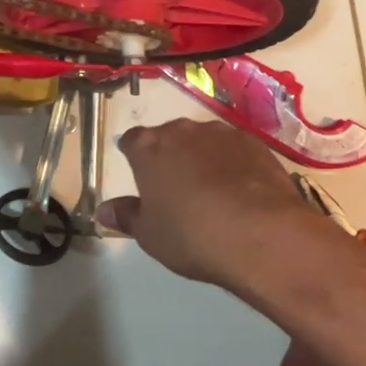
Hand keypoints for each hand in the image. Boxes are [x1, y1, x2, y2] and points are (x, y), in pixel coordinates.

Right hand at [97, 118, 336, 294]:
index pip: (131, 141)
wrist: (261, 234)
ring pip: (203, 142)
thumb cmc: (192, 235)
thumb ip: (126, 216)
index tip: (141, 176)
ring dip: (203, 159)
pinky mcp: (254, 144)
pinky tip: (242, 193)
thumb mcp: (150, 235)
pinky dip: (234, 165)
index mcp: (148, 147)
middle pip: (168, 138)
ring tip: (213, 193)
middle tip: (177, 190)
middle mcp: (181, 130)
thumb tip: (104, 210)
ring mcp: (220, 133)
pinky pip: (235, 151)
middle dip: (170, 157)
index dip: (134, 157)